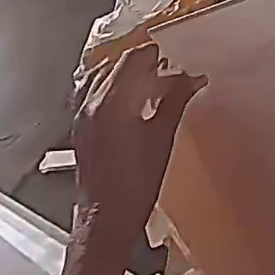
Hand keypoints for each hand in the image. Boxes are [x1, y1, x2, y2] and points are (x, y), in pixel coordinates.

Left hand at [72, 43, 203, 241]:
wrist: (106, 220)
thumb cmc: (135, 186)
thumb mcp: (163, 138)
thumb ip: (176, 100)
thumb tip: (192, 78)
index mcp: (111, 104)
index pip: (132, 60)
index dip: (156, 53)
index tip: (177, 56)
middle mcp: (91, 104)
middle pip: (117, 65)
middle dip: (145, 62)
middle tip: (171, 68)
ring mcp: (82, 116)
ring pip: (105, 77)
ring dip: (129, 74)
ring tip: (154, 83)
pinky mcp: (81, 128)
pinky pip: (96, 93)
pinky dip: (115, 88)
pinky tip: (133, 100)